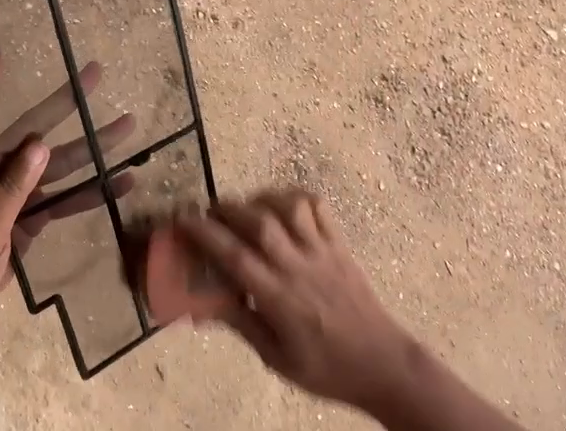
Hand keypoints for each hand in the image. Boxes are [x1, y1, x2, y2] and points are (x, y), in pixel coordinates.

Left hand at [0, 42, 136, 324]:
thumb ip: (10, 191)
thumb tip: (41, 145)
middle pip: (34, 130)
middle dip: (66, 102)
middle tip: (96, 71)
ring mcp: (16, 192)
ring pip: (59, 162)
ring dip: (92, 147)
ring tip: (129, 125)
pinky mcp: (30, 214)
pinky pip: (65, 197)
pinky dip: (91, 189)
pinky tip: (123, 180)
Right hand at [180, 191, 416, 411]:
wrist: (382, 364)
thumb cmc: (325, 368)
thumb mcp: (276, 359)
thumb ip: (242, 324)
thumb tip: (205, 303)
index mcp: (279, 299)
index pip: (234, 257)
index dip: (205, 234)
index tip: (183, 218)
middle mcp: (298, 268)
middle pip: (259, 223)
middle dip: (228, 209)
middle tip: (211, 211)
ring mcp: (322, 252)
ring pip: (288, 208)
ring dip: (261, 198)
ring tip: (247, 206)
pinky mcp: (340, 244)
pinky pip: (318, 207)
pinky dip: (296, 197)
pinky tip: (283, 206)